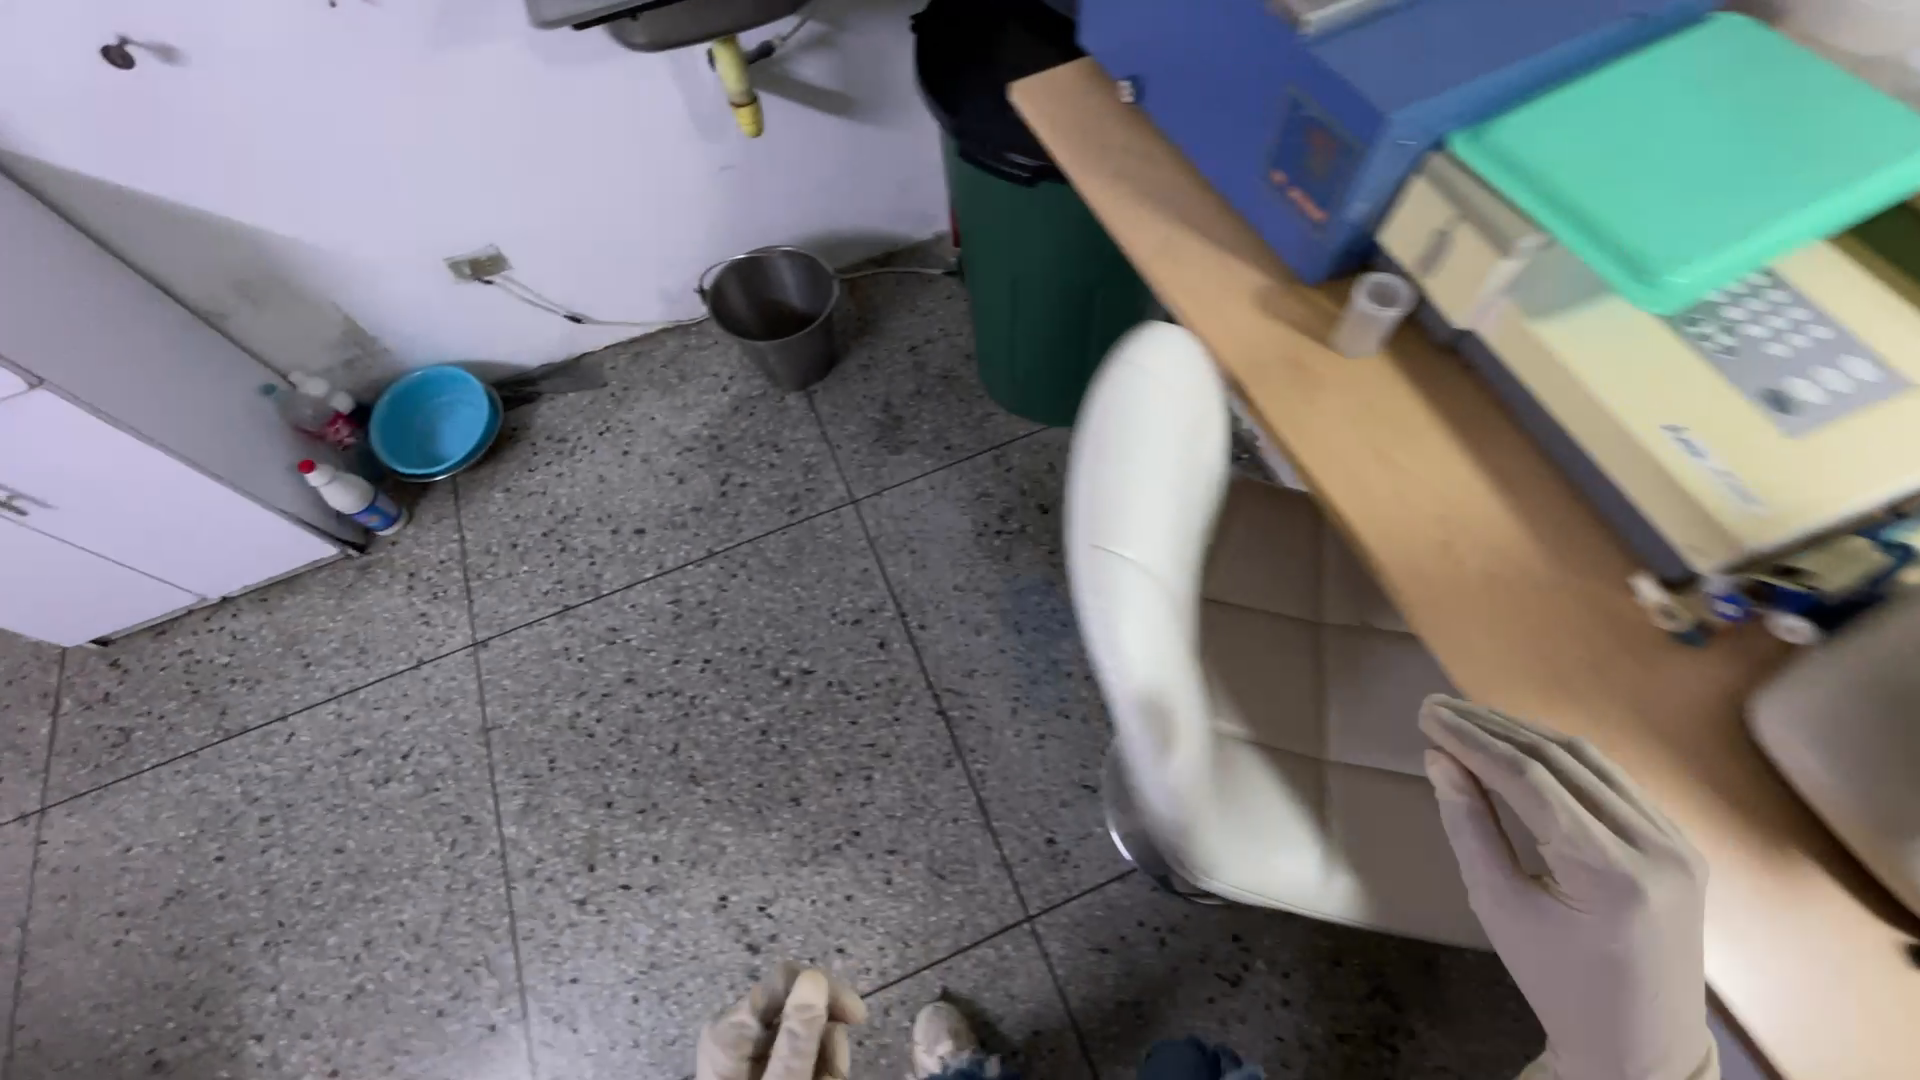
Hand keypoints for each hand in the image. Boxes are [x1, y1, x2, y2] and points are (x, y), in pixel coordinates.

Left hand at [695, 964, 867, 1079]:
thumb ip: (797, 1038)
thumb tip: (815, 978)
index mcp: (732, 1029)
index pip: (785, 979)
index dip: (826, 988)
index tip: (858, 1018)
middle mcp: (741, 1031)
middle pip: (801, 1007)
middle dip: (827, 1041)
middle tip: (837, 1076)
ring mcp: (754, 1051)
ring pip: (809, 1034)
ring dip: (826, 1063)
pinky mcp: (768, 1068)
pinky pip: (805, 1056)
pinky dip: (820, 1074)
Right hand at [1419, 697, 1718, 1079]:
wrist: (1641, 1041)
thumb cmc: (1554, 978)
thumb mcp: (1497, 903)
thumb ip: (1468, 824)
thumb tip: (1438, 757)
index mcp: (1610, 872)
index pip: (1528, 778)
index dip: (1471, 739)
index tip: (1426, 715)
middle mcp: (1656, 847)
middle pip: (1560, 759)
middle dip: (1491, 727)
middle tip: (1436, 708)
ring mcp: (1676, 843)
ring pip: (1588, 761)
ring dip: (1522, 733)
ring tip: (1468, 719)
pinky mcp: (1678, 844)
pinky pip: (1610, 781)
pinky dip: (1557, 756)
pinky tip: (1518, 747)